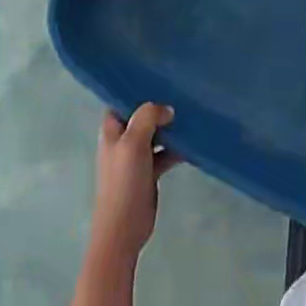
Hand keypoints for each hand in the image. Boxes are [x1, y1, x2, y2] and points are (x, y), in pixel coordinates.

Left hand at [89, 103, 180, 262]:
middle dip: (158, 106)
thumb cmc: (123, 181)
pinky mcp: (149, 172)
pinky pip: (165, 152)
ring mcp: (136, 157)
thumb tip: (167, 109)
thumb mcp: (133, 142)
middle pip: (141, 116)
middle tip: (181, 93)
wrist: (123, 228)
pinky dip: (177, 147)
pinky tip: (193, 142)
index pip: (120, 100)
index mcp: (112, 130)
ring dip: (170, 126)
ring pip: (156, 133)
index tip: (158, 77)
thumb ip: (148, 117)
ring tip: (191, 112)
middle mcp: (123, 140)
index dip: (135, 89)